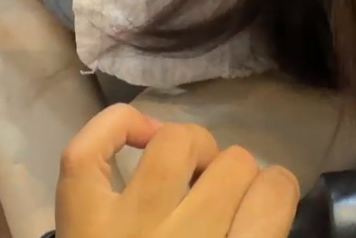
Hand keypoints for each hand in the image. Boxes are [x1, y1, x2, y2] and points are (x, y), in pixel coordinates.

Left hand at [56, 104, 299, 237]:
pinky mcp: (76, 224)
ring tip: (190, 175)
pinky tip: (142, 139)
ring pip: (178, 143)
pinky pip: (88, 151)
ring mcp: (121, 230)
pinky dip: (116, 127)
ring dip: (194, 149)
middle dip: (237, 176)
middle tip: (224, 204)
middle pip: (233, 164)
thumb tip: (271, 205)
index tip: (269, 201)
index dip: (278, 190)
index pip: (274, 196)